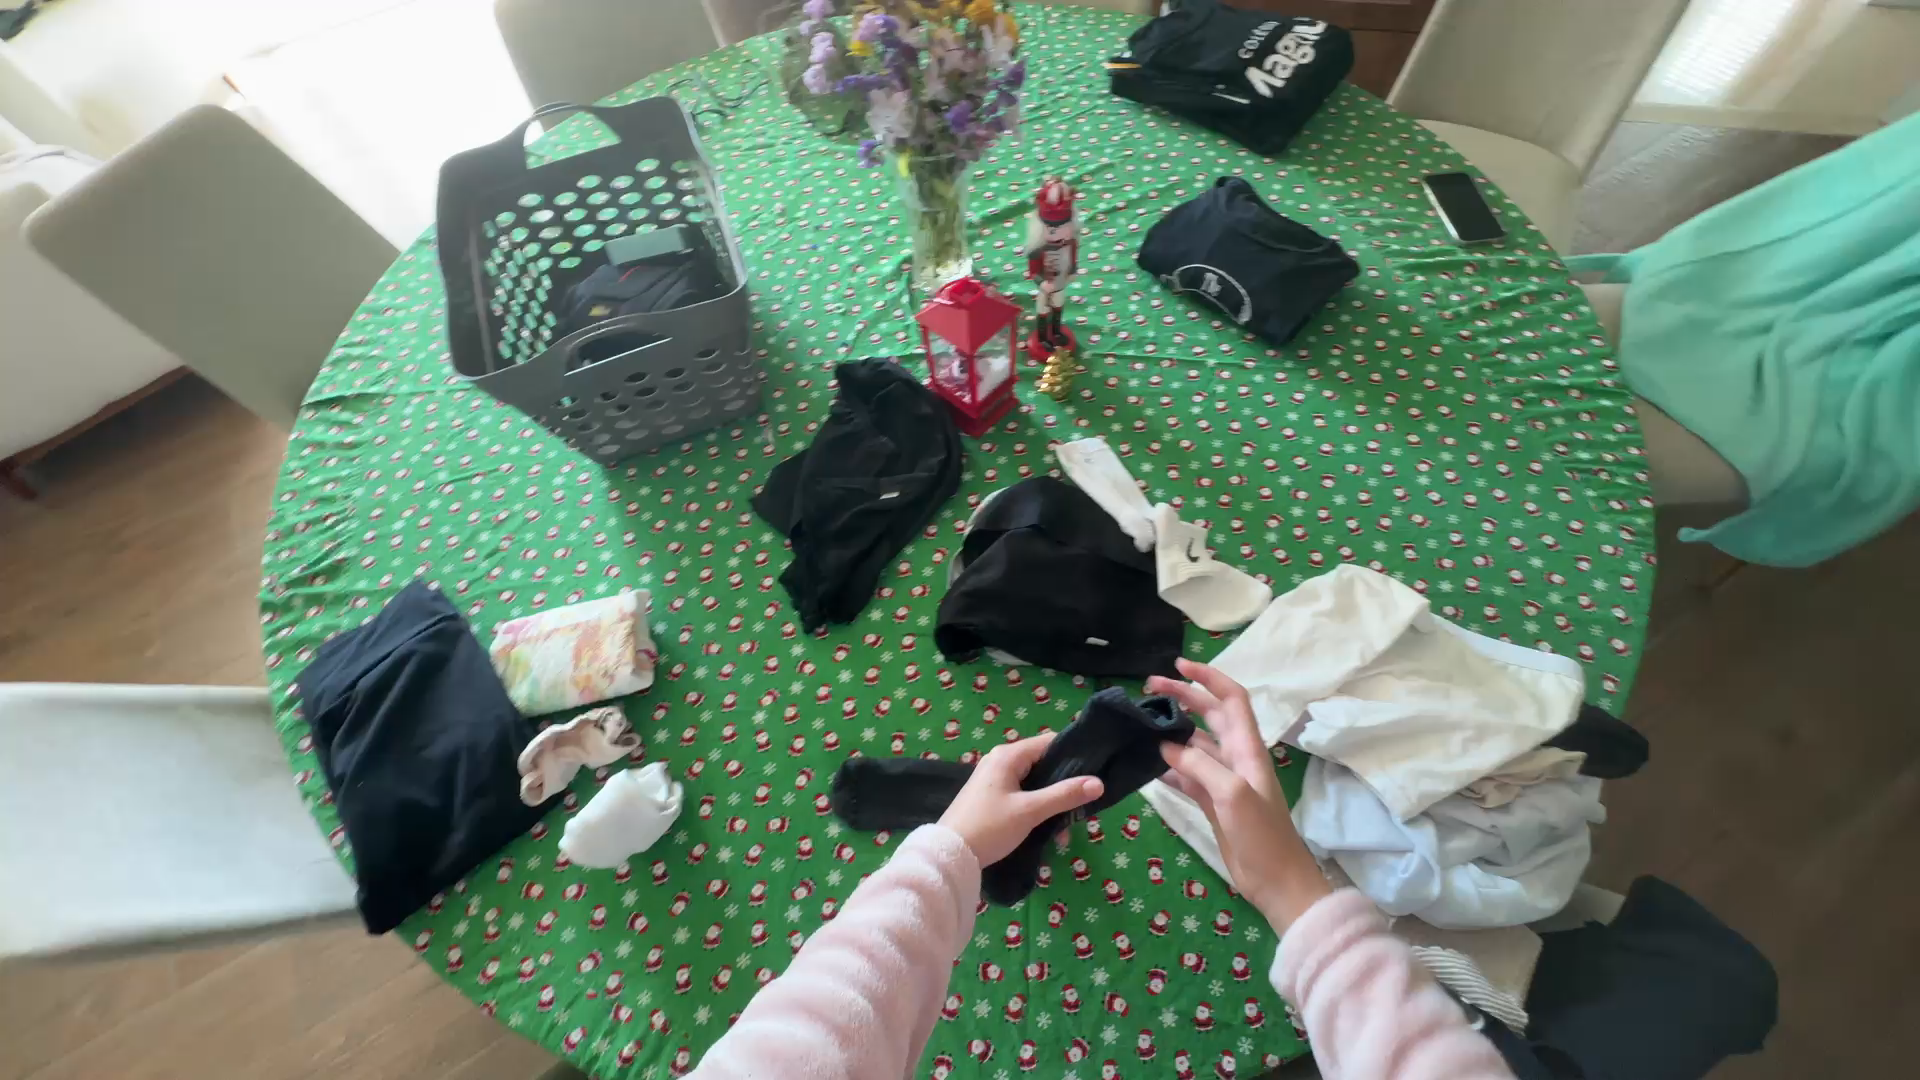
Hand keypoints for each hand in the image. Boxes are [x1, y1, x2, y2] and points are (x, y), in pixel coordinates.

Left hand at [939, 733, 1103, 866]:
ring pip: (1035, 783)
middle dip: (1064, 786)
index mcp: (1008, 755)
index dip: (1073, 755)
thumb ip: (1064, 795)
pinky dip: (1037, 809)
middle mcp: (1001, 761)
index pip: (1049, 743)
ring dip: (1052, 804)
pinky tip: (1048, 833)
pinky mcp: (992, 796)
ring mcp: (995, 779)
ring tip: (1065, 831)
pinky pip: (1023, 795)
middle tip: (1083, 808)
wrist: (949, 854)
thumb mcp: (1030, 811)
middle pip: (1043, 764)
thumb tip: (1098, 782)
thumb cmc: (990, 827)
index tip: (1095, 772)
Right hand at [1147, 658, 1330, 931]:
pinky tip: (1145, 762)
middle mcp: (1234, 757)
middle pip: (1207, 714)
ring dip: (1169, 731)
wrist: (1277, 883)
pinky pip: (1184, 773)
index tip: (1178, 665)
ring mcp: (1222, 778)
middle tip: (1148, 689)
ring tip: (1140, 723)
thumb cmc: (1262, 835)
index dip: (1208, 677)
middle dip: (1181, 696)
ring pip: (1191, 743)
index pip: (1230, 698)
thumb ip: (1199, 765)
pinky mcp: (1211, 800)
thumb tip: (1166, 746)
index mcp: (1247, 748)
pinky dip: (1165, 765)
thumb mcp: (1232, 794)